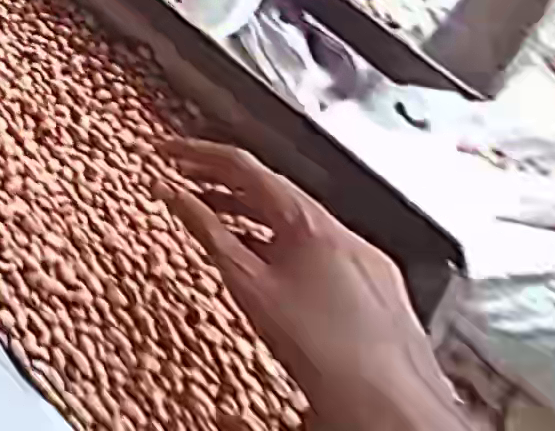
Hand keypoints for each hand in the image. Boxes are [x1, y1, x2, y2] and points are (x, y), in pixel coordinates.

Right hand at [159, 139, 471, 430]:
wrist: (389, 412)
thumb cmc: (316, 345)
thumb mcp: (242, 277)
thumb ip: (201, 225)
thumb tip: (167, 190)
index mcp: (313, 225)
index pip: (244, 166)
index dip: (196, 152)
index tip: (165, 148)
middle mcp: (345, 236)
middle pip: (270, 189)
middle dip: (216, 178)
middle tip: (176, 173)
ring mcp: (365, 263)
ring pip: (291, 218)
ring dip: (242, 208)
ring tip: (203, 209)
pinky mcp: (374, 288)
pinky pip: (313, 244)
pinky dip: (272, 236)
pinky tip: (250, 251)